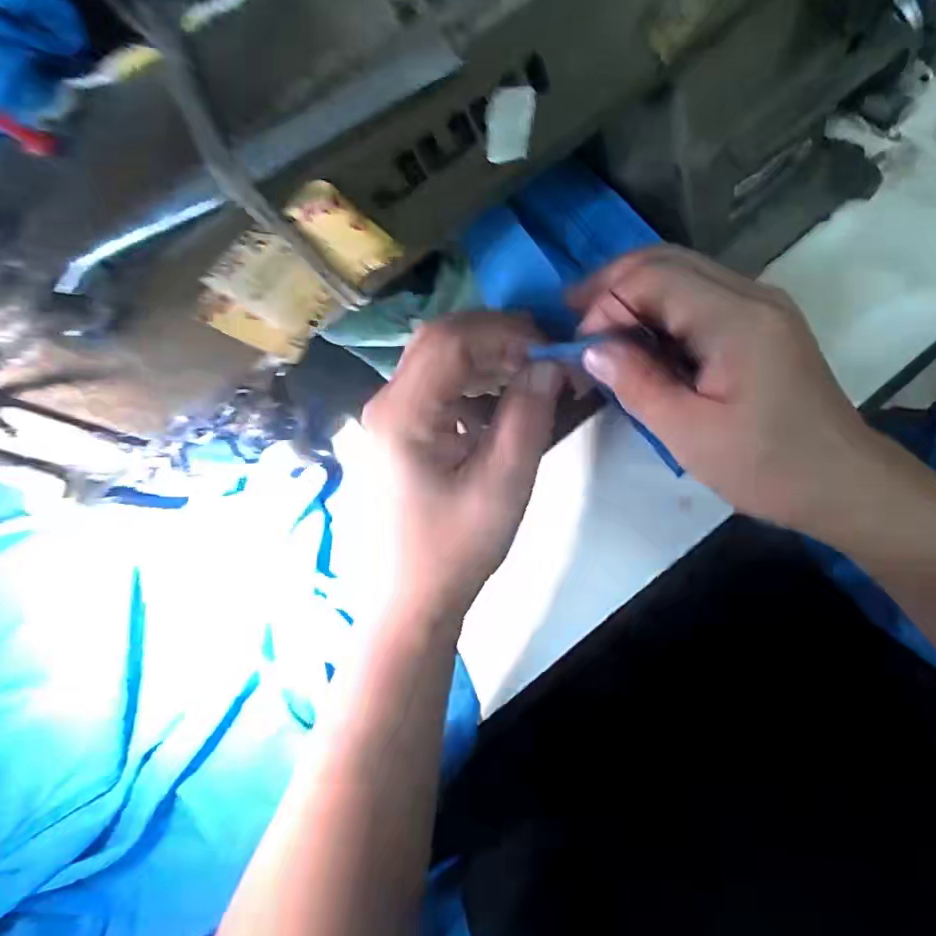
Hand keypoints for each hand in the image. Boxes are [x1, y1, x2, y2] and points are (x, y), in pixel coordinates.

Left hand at [360, 313, 564, 614]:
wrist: (411, 602)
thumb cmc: (456, 549)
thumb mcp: (504, 483)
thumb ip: (528, 415)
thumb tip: (551, 364)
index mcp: (402, 414)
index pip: (452, 340)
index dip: (506, 333)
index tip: (551, 350)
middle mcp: (385, 404)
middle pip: (440, 342)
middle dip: (497, 340)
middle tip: (545, 358)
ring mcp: (386, 418)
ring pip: (437, 361)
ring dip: (487, 360)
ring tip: (532, 378)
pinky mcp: (396, 433)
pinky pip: (436, 388)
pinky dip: (474, 384)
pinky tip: (503, 405)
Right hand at [570, 247, 879, 536]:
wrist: (843, 482)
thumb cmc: (768, 467)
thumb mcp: (690, 434)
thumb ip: (636, 383)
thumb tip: (591, 347)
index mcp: (736, 317)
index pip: (652, 277)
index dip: (605, 302)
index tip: (581, 346)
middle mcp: (753, 294)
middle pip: (668, 260)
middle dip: (615, 284)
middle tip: (576, 320)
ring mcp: (764, 304)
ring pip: (686, 273)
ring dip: (640, 294)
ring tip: (603, 331)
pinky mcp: (767, 322)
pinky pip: (705, 296)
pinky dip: (667, 309)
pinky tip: (648, 341)